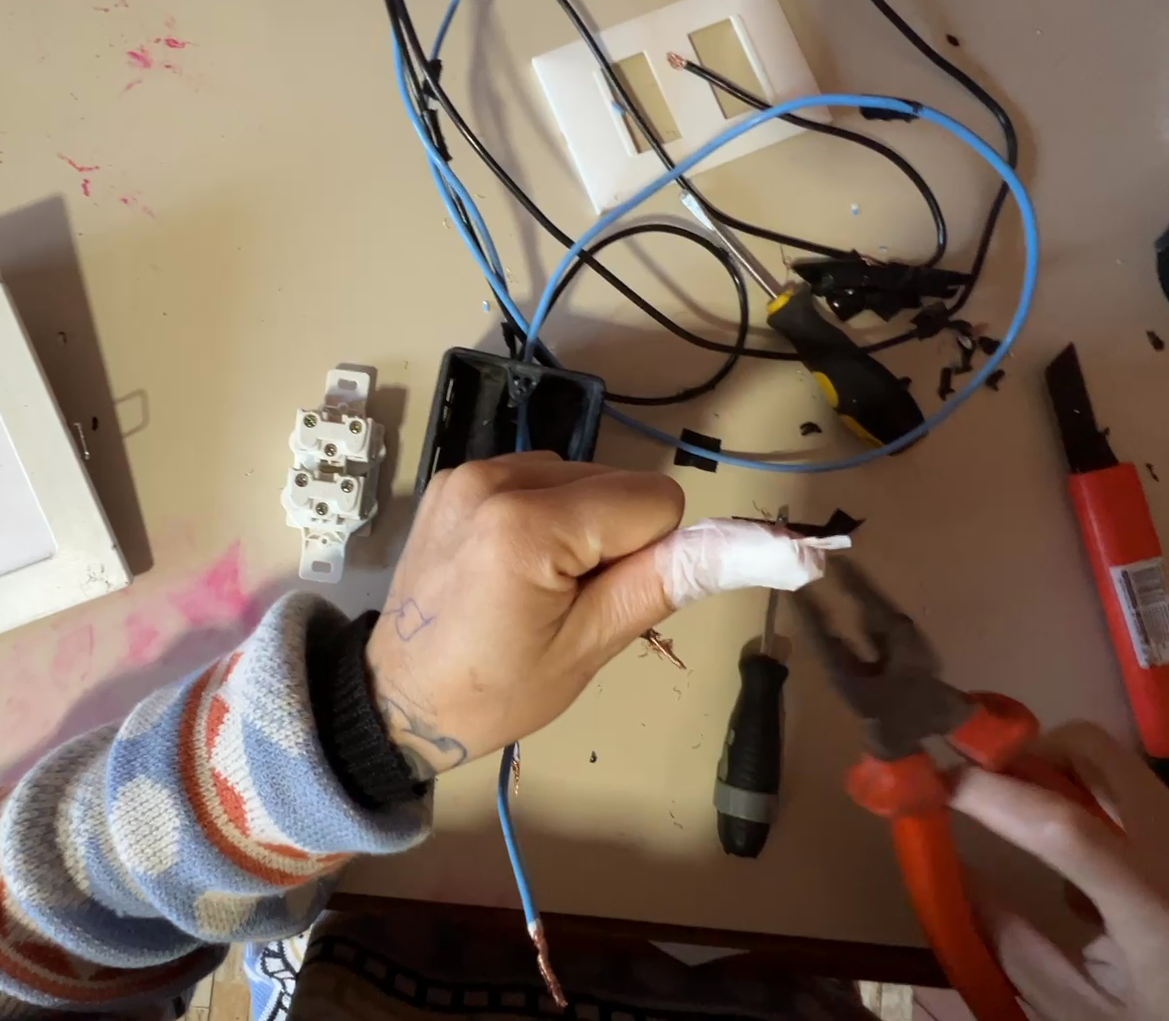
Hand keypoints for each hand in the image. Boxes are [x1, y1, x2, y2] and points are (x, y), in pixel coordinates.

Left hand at [366, 452, 683, 777]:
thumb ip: (670, 580)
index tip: (600, 598)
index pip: (654, 499)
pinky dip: (540, 511)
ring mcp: (468, 473)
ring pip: (578, 475)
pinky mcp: (455, 479)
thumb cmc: (494, 691)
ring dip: (577, 522)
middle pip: (614, 482)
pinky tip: (510, 560)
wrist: (399, 695)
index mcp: (528, 523)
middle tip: (563, 599)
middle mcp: (494, 477)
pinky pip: (534, 476)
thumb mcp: (589, 646)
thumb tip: (769, 545)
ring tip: (534, 583)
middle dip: (611, 537)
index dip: (647, 554)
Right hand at [951, 722, 1168, 1020]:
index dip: (984, 790)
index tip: (925, 779)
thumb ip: (1016, 946)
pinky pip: (1166, 821)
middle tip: (987, 786)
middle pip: (1098, 754)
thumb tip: (958, 876)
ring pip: (1128, 782)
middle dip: (1027, 752)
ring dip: (1070, 790)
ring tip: (1052, 857)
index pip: (1057, 820)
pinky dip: (1119, 829)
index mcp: (1164, 913)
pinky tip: (1117, 892)